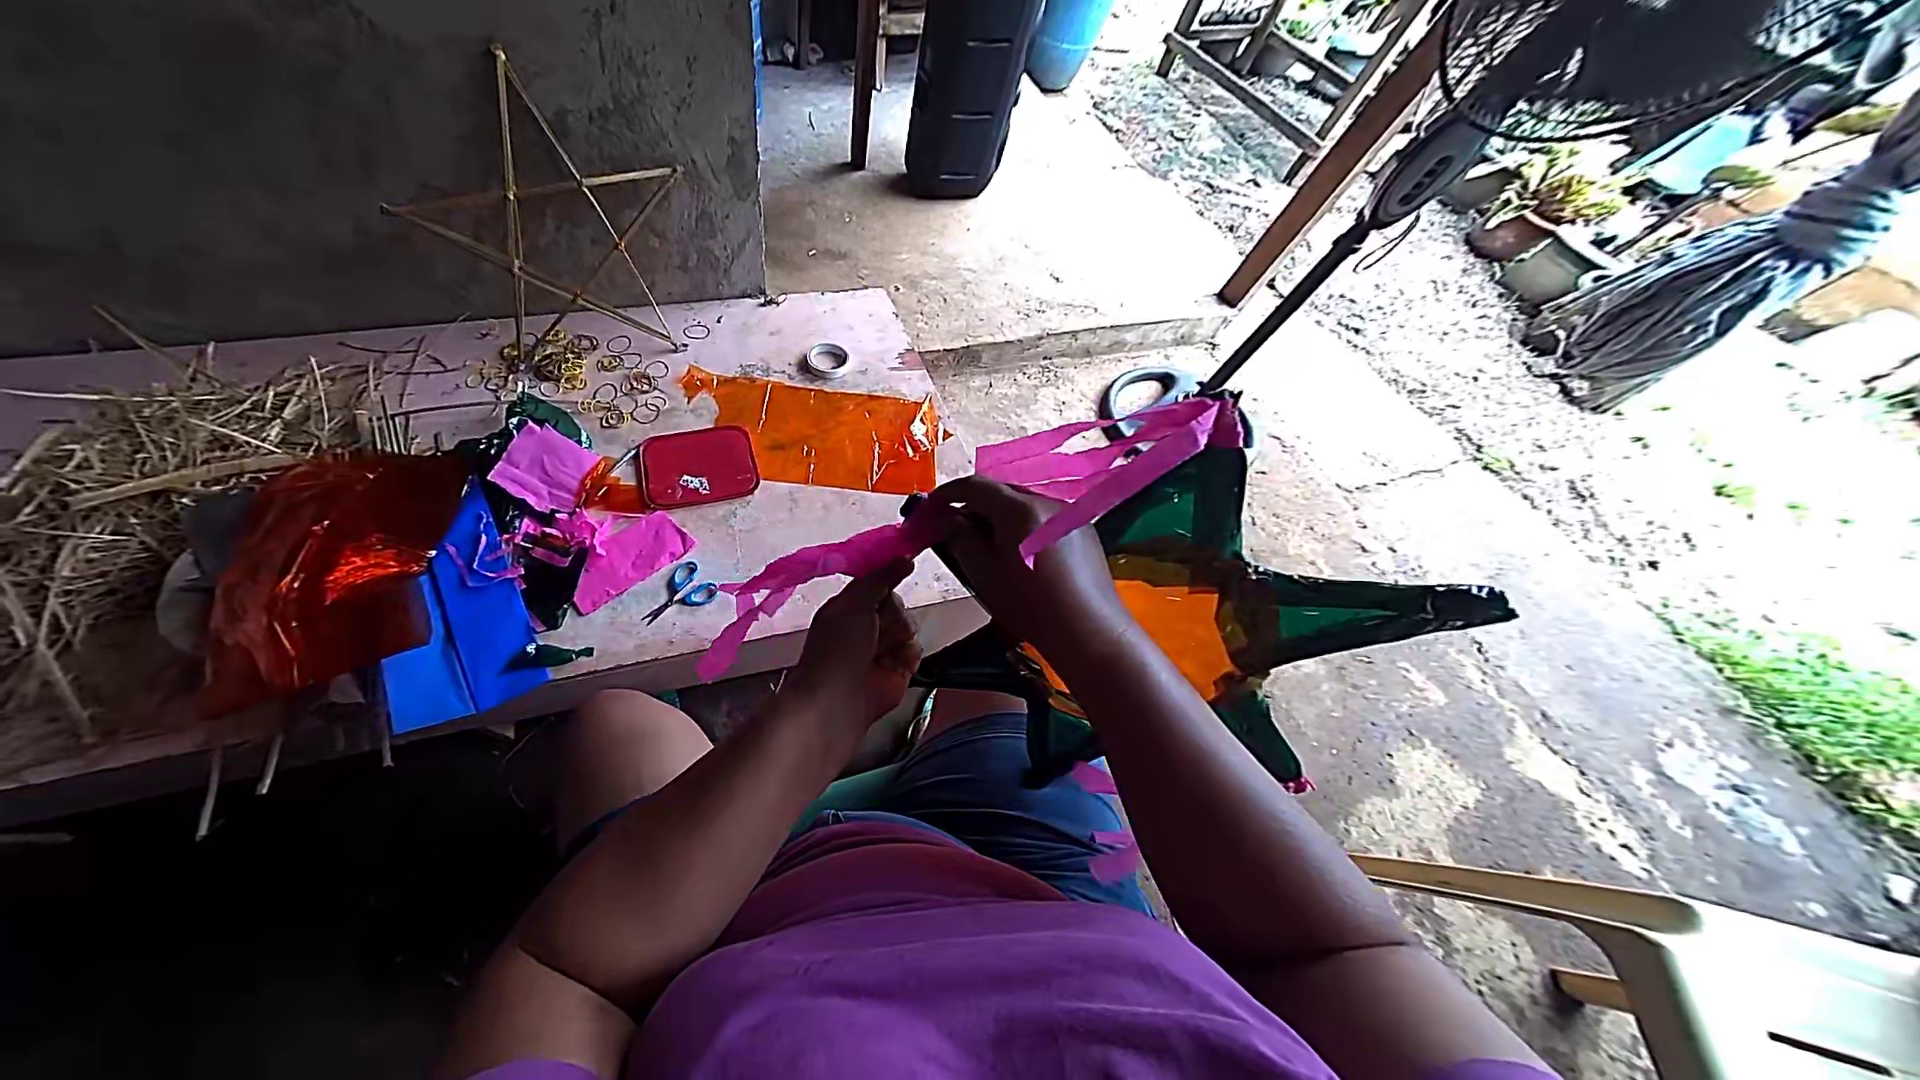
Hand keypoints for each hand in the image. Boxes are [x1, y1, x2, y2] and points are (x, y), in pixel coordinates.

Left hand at [785, 558, 921, 730]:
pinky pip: (915, 649)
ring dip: (899, 635)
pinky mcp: (898, 669)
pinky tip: (895, 664)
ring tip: (881, 651)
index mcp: (848, 607)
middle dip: (892, 613)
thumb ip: (880, 578)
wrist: (837, 701)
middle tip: (876, 628)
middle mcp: (864, 625)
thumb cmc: (836, 649)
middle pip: (896, 604)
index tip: (906, 565)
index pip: (877, 583)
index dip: (889, 577)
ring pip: (909, 625)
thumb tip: (904, 558)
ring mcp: (881, 648)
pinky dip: (907, 655)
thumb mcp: (854, 603)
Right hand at [922, 476, 1133, 669]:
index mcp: (1019, 508)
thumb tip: (944, 518)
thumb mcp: (984, 575)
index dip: (945, 495)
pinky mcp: (1082, 529)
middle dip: (973, 506)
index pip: (974, 486)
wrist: (1088, 631)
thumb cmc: (1030, 606)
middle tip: (952, 530)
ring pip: (1023, 504)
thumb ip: (960, 539)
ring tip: (986, 545)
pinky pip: (1043, 517)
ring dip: (999, 516)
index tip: (928, 511)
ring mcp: (1068, 514)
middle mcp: (1046, 501)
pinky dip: (1024, 525)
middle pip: (1000, 492)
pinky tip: (1019, 553)